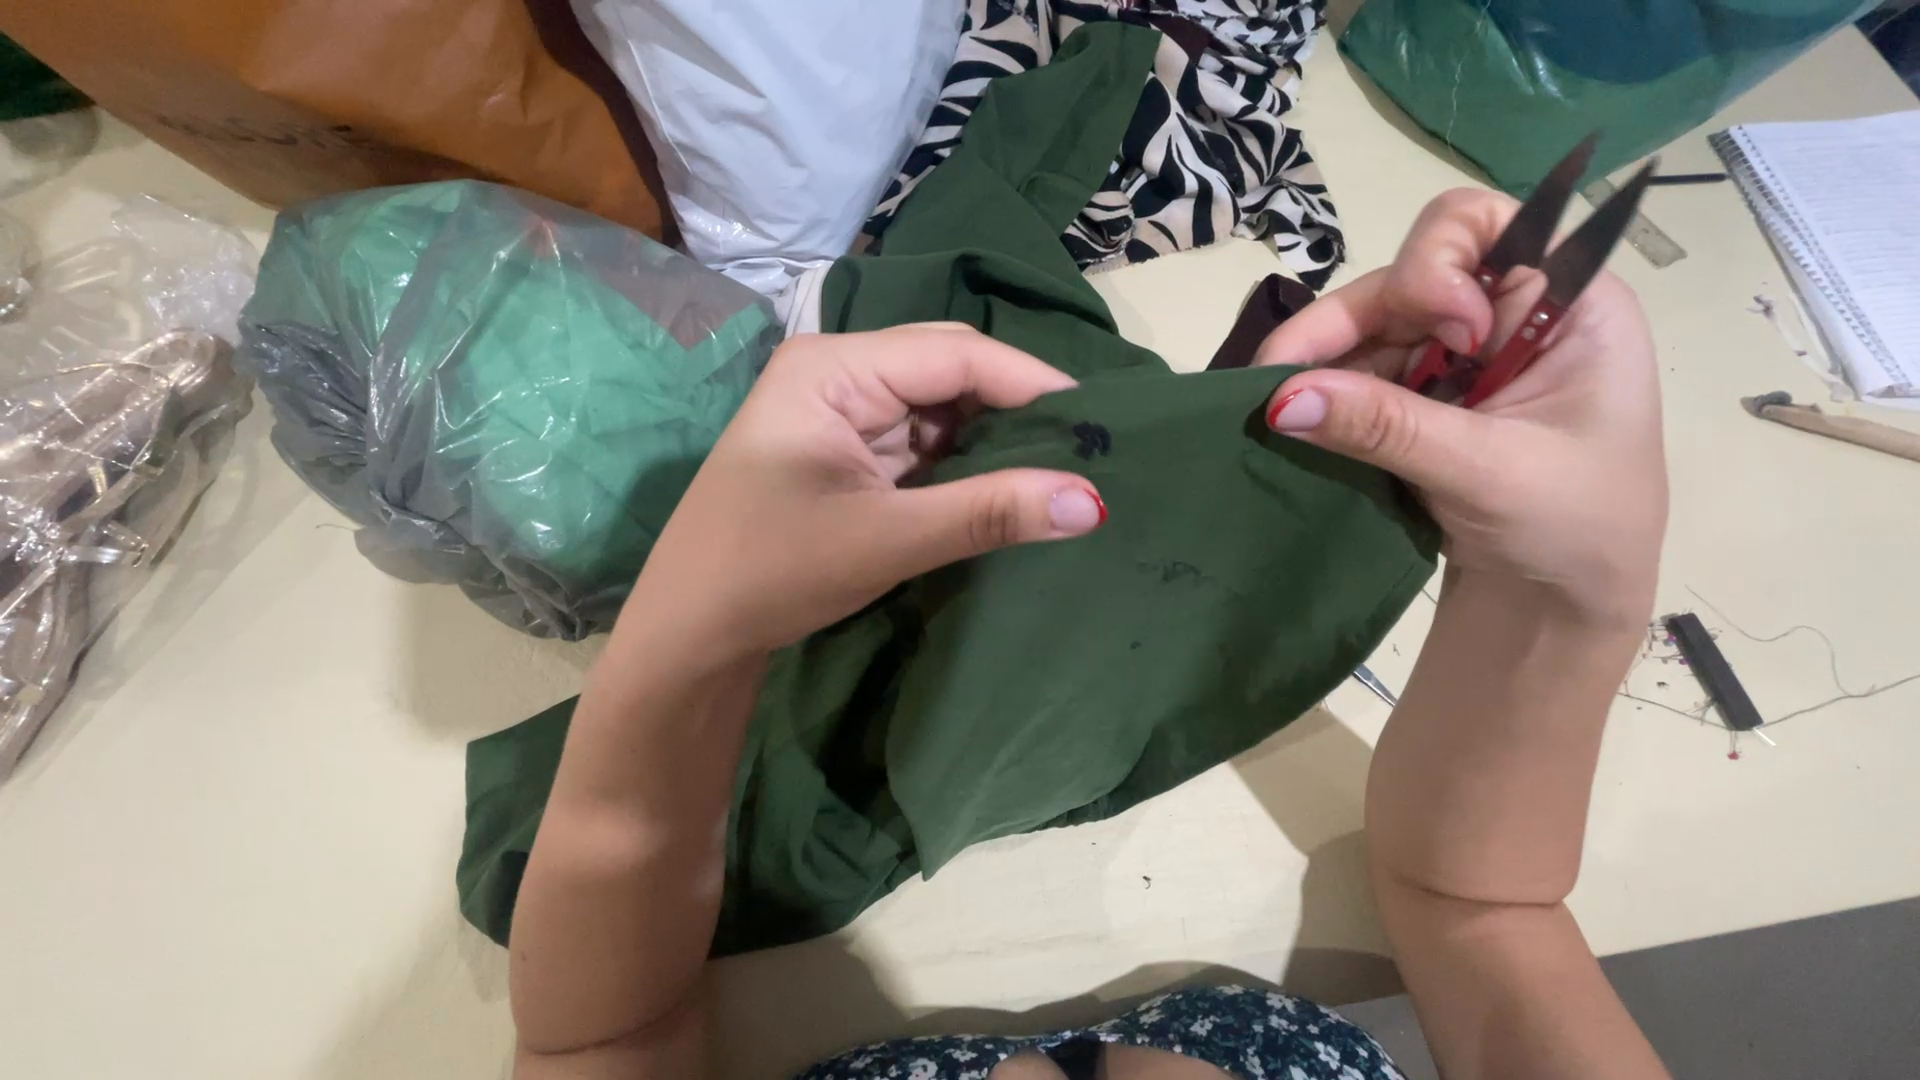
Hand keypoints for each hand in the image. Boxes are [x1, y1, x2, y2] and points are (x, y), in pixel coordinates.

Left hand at [625, 324, 1106, 660]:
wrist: (691, 631)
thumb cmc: (771, 571)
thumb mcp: (887, 539)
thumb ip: (989, 513)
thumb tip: (1092, 501)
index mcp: (833, 367)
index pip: (954, 353)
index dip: (1030, 383)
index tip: (1099, 424)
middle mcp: (838, 373)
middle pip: (948, 370)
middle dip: (1013, 408)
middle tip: (1082, 449)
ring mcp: (841, 413)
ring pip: (939, 409)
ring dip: (992, 439)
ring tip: (1055, 468)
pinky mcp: (847, 453)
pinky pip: (921, 443)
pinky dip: (962, 464)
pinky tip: (1002, 485)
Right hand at [1254, 189, 1667, 625]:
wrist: (1555, 605)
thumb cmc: (1573, 529)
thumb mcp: (1489, 471)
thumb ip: (1388, 428)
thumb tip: (1280, 398)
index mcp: (1558, 305)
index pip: (1481, 228)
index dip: (1437, 265)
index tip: (1443, 336)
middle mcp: (1495, 318)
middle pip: (1398, 283)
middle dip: (1338, 326)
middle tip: (1274, 375)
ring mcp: (1445, 363)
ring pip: (1361, 334)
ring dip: (1314, 367)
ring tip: (1271, 411)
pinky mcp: (1407, 405)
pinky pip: (1349, 382)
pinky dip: (1315, 400)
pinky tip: (1288, 421)